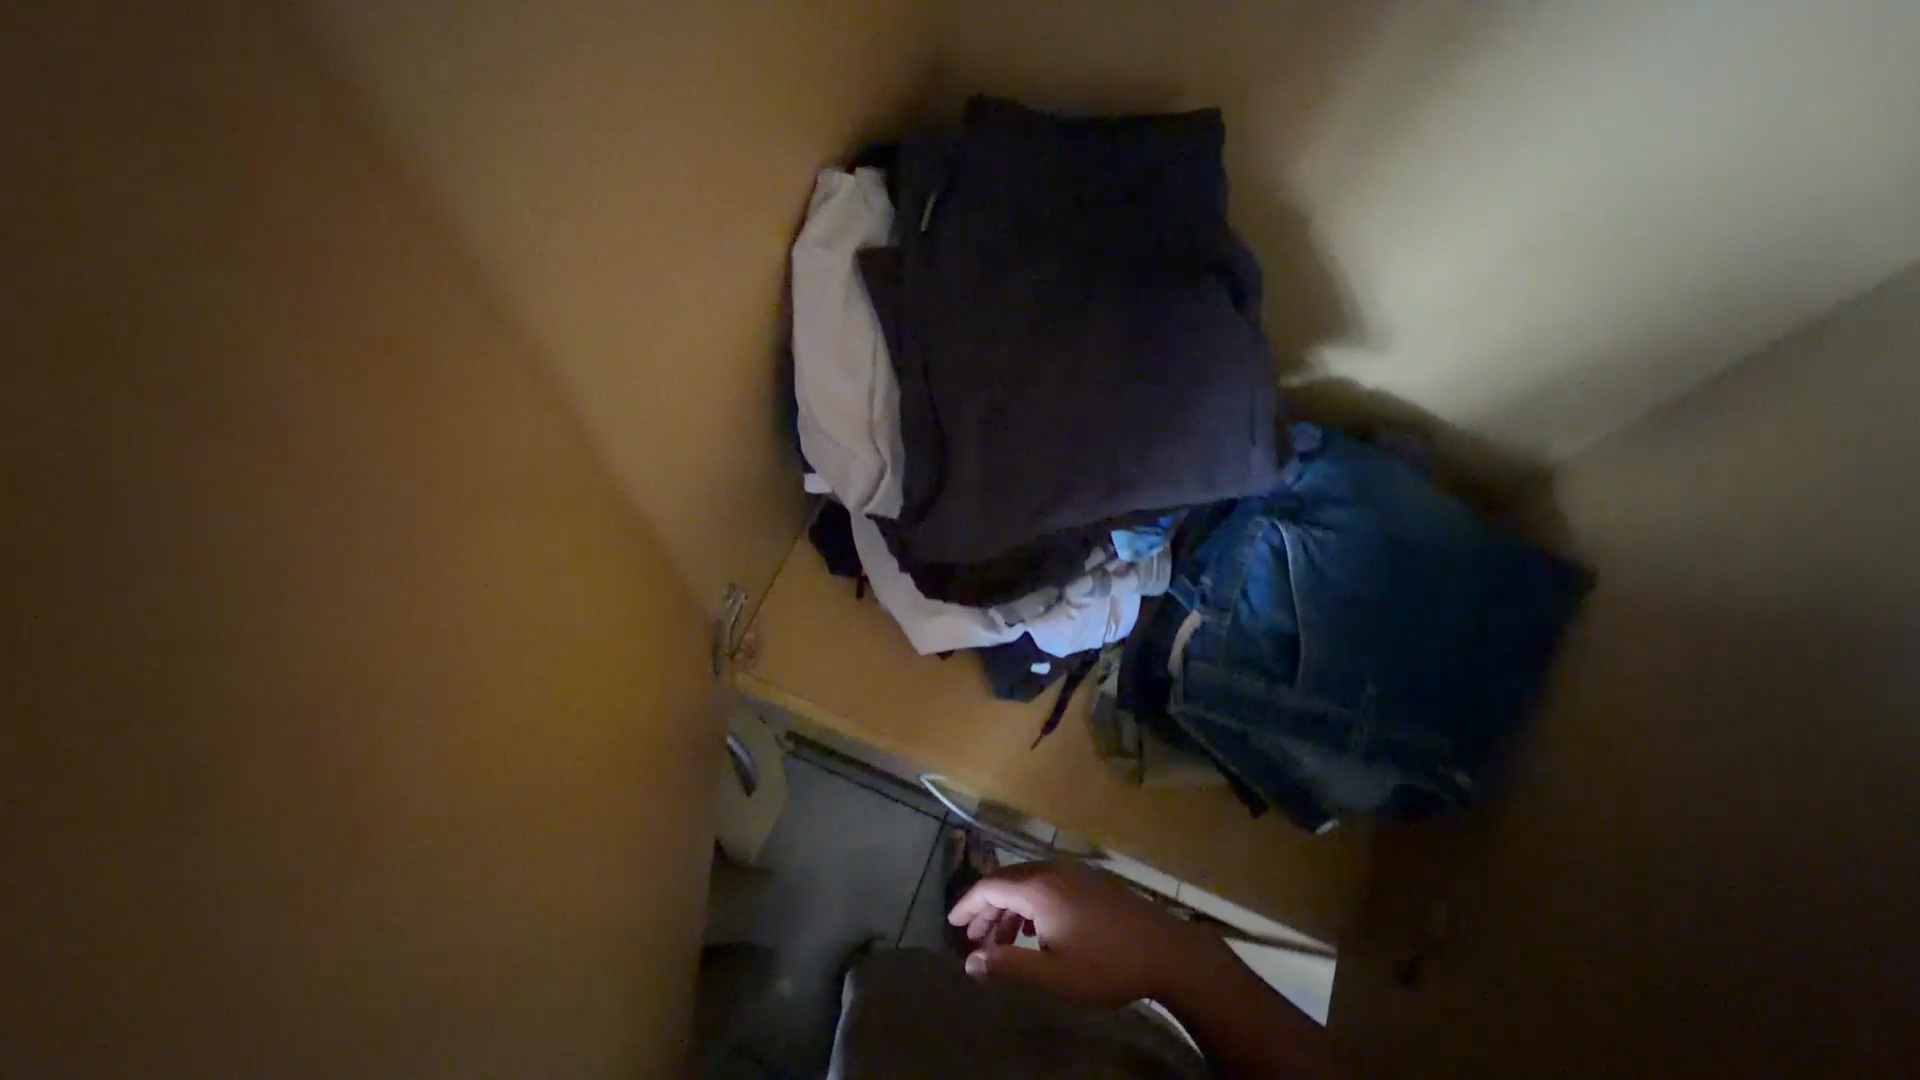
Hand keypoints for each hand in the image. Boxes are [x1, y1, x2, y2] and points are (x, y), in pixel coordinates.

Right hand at [946, 859, 1228, 1007]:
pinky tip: (1038, 933)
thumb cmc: (1106, 965)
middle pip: (1007, 881)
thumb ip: (1008, 965)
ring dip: (1010, 909)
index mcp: (1038, 888)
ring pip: (1028, 883)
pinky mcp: (1092, 881)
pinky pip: (1048, 884)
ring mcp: (1075, 872)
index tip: (952, 924)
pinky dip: (1031, 904)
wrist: (1166, 950)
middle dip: (986, 908)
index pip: (989, 886)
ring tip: (1003, 942)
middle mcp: (1053, 871)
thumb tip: (969, 961)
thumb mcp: (1053, 975)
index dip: (967, 904)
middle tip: (973, 938)